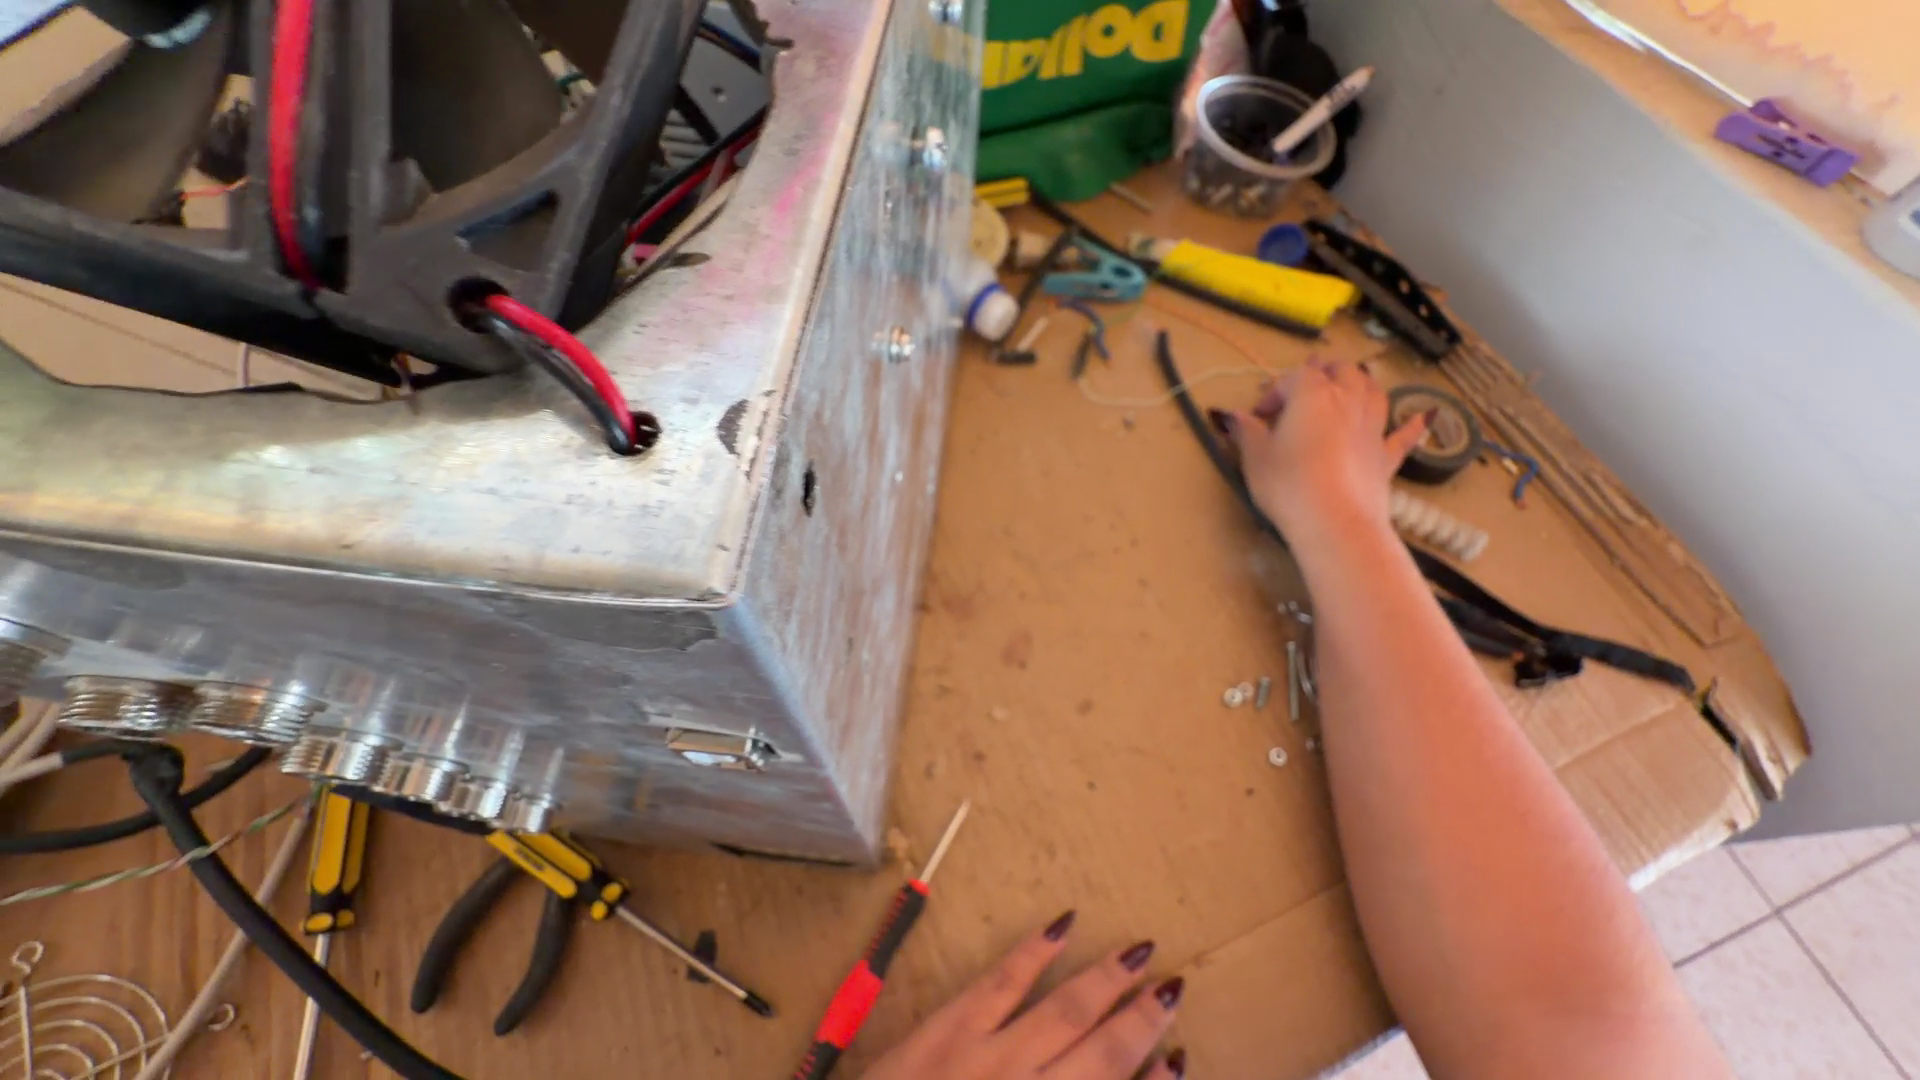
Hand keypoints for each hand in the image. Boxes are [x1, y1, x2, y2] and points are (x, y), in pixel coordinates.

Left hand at [861, 912, 1184, 1079]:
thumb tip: (1081, 1071)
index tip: (1183, 1056)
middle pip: (1099, 1055)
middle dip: (1141, 1022)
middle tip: (1176, 986)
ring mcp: (988, 1057)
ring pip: (1062, 1011)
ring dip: (1104, 982)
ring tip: (1139, 952)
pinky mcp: (950, 1026)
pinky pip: (1002, 982)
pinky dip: (1034, 953)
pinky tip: (1063, 925)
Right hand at [1209, 360, 1427, 549]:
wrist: (1335, 522)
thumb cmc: (1288, 484)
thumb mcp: (1256, 458)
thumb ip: (1248, 432)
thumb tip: (1235, 416)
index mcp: (1311, 395)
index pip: (1292, 377)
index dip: (1273, 392)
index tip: (1257, 417)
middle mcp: (1347, 400)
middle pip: (1340, 372)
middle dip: (1322, 373)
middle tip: (1305, 385)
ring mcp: (1373, 427)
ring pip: (1372, 391)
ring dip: (1360, 382)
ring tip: (1350, 383)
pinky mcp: (1386, 456)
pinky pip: (1403, 435)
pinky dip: (1412, 424)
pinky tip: (1425, 416)